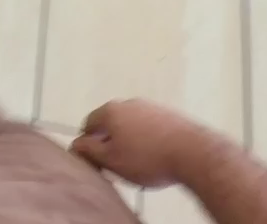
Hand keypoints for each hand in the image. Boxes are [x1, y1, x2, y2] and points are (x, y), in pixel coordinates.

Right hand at [70, 99, 208, 187]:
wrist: (192, 152)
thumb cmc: (147, 158)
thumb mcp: (112, 161)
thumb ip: (90, 151)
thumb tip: (74, 144)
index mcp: (110, 111)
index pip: (88, 124)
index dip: (88, 143)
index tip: (96, 161)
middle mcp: (127, 102)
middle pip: (110, 122)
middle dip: (110, 141)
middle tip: (117, 163)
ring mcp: (149, 106)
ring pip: (131, 124)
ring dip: (130, 139)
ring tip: (139, 161)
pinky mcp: (167, 114)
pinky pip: (149, 126)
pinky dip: (148, 138)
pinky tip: (156, 155)